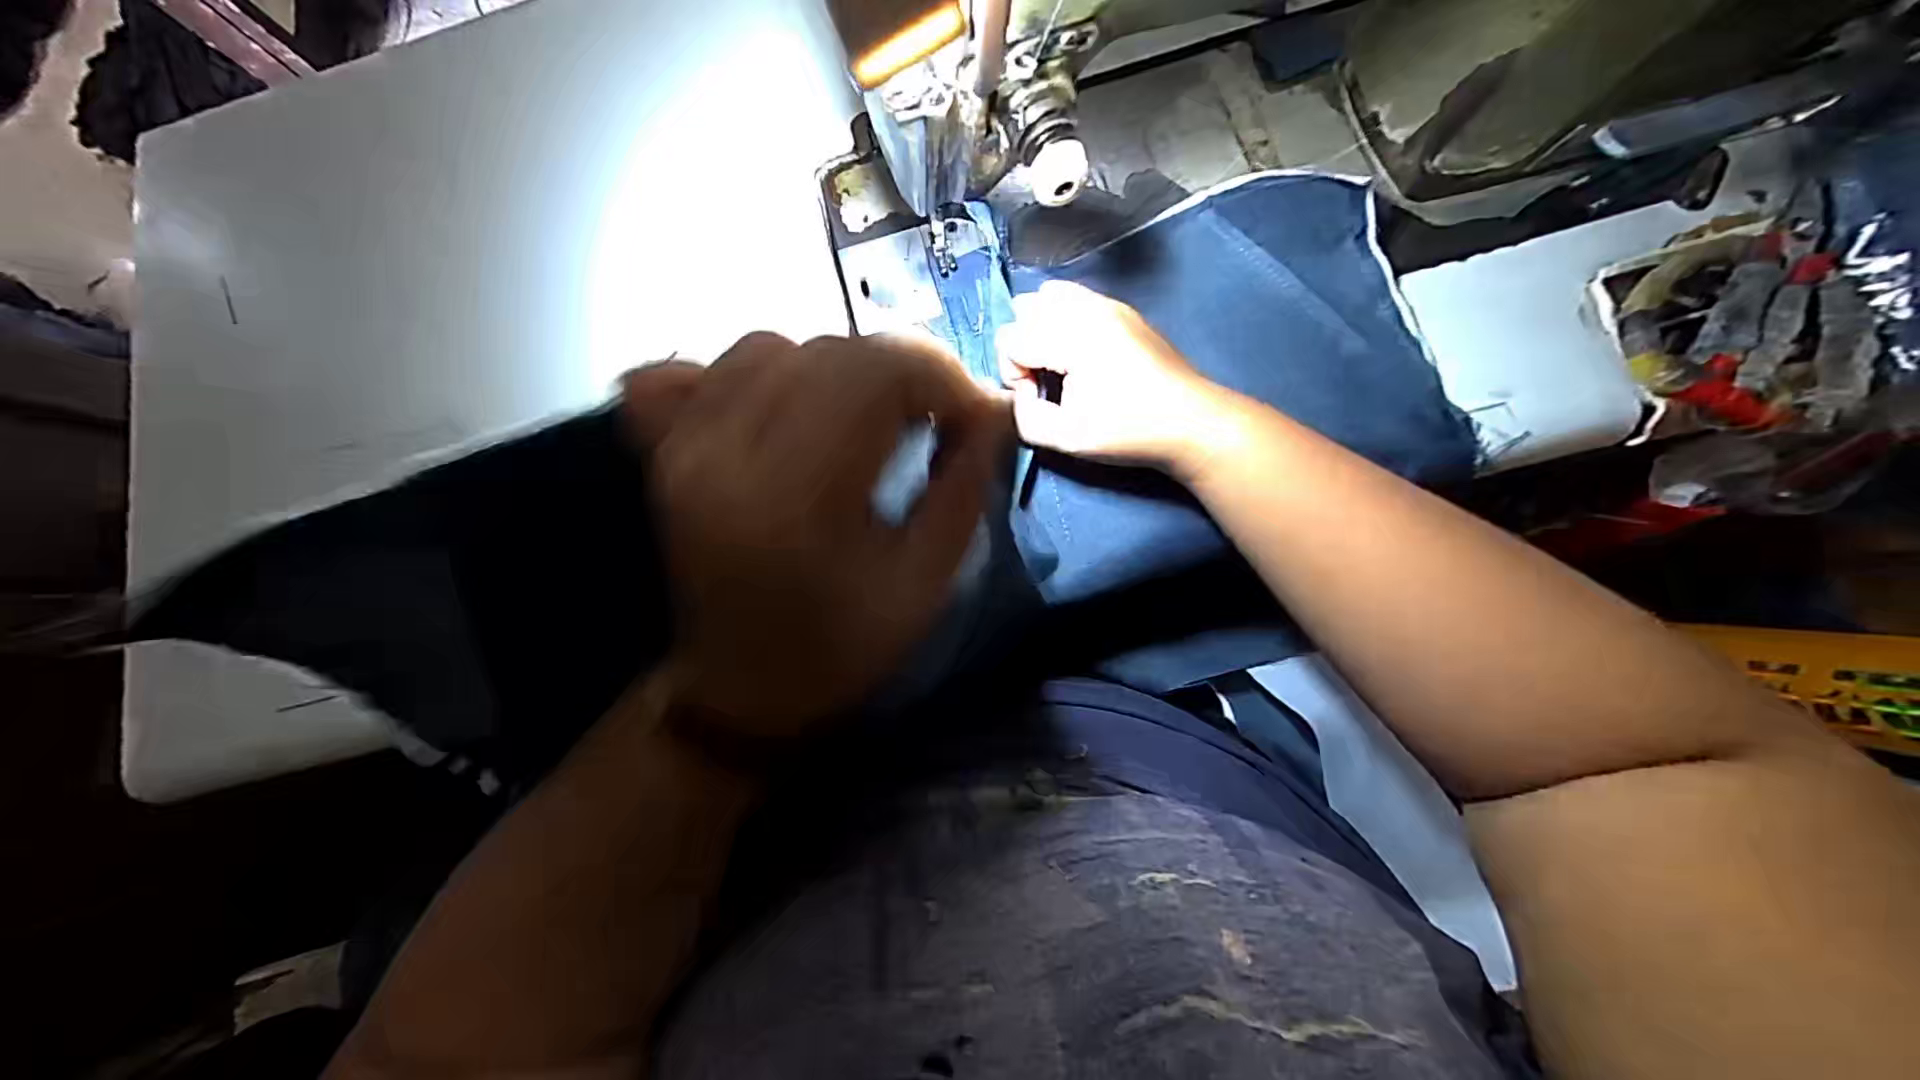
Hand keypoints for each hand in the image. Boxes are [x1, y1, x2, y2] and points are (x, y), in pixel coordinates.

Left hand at [643, 332, 1004, 737]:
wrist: (737, 685)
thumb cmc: (837, 649)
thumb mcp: (923, 586)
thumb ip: (964, 489)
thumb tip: (995, 411)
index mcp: (793, 497)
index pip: (878, 374)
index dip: (945, 377)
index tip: (975, 415)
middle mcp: (723, 452)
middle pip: (830, 351)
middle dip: (904, 372)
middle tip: (935, 418)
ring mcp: (680, 444)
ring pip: (775, 346)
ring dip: (839, 370)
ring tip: (869, 419)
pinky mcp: (661, 447)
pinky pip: (701, 366)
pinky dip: (758, 370)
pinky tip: (787, 407)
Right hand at [995, 280, 1230, 472]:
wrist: (1190, 422)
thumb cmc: (1128, 432)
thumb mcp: (1066, 439)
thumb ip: (1024, 418)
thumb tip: (1021, 394)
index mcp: (1071, 337)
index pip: (1009, 338)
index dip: (1013, 374)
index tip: (1037, 399)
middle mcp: (1086, 309)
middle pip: (1024, 310)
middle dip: (1024, 345)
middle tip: (1045, 380)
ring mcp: (1107, 303)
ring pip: (1048, 295)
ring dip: (1042, 327)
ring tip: (1059, 361)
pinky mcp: (1123, 309)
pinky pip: (1075, 296)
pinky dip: (1064, 318)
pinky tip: (1080, 352)